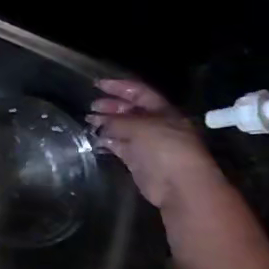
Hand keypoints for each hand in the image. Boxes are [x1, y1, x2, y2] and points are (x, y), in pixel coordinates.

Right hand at [88, 80, 228, 210]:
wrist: (179, 184)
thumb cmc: (165, 147)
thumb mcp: (140, 126)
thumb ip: (117, 121)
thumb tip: (100, 122)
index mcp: (162, 110)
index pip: (139, 92)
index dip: (119, 87)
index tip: (98, 84)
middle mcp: (156, 125)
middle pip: (131, 111)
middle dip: (111, 107)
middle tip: (92, 107)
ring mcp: (147, 145)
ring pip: (124, 130)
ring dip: (107, 125)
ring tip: (89, 122)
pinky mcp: (139, 162)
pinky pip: (121, 148)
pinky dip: (108, 143)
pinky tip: (95, 139)